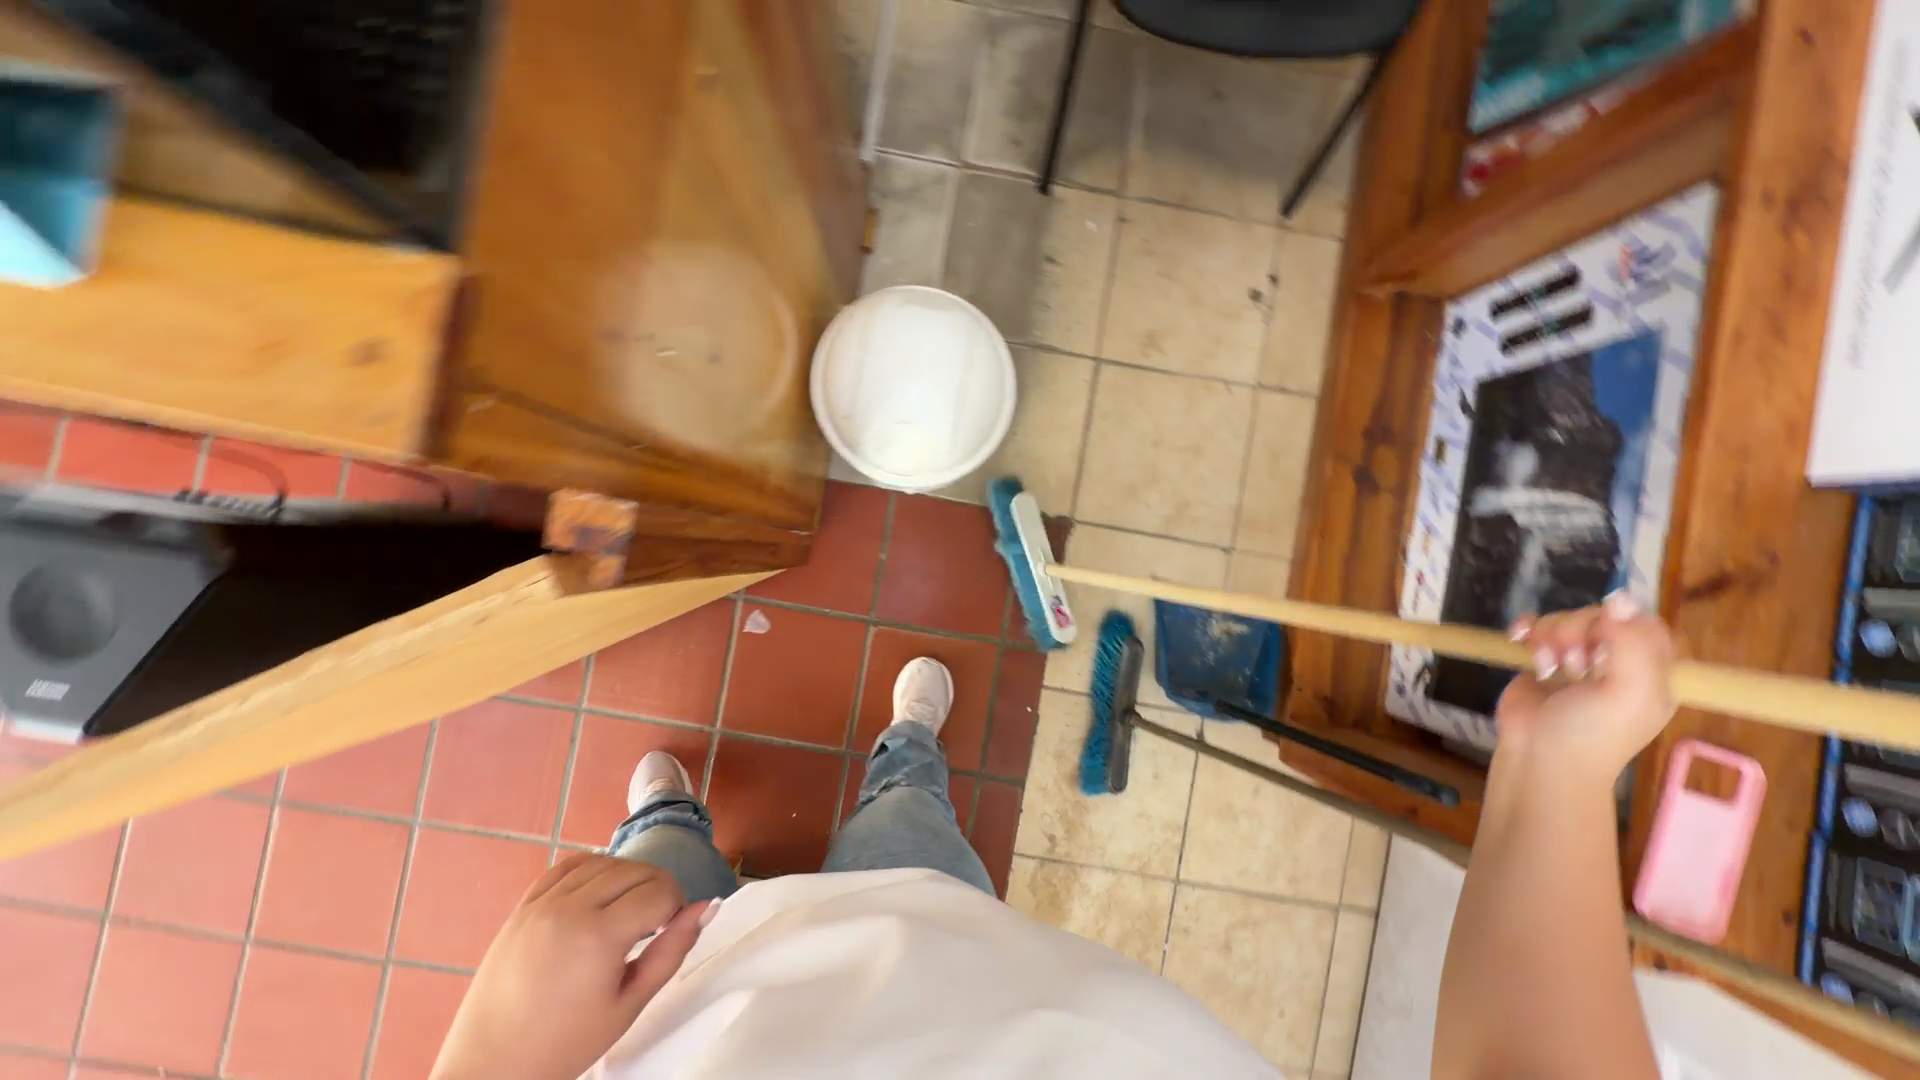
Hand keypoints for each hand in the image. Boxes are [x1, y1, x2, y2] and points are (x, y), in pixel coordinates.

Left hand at [432, 853, 706, 1079]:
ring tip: (627, 912)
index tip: (671, 932)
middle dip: (658, 890)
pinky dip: (592, 869)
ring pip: (605, 861)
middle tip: (655, 926)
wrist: (490, 1066)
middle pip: (637, 870)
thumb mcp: (629, 1004)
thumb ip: (672, 951)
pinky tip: (598, 894)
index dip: (677, 906)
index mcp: (598, 935)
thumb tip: (707, 907)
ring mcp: (542, 903)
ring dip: (627, 878)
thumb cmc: (565, 1044)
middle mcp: (570, 907)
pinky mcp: (523, 906)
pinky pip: (567, 865)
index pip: (660, 891)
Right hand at [1496, 593, 1676, 782]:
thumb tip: (1618, 596)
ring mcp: (1576, 658)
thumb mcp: (1630, 692)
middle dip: (1577, 633)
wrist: (1539, 757)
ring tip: (1548, 668)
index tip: (1603, 644)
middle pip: (1598, 616)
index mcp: (1651, 669)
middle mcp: (1616, 660)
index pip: (1643, 621)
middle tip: (1574, 666)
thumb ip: (1631, 644)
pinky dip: (1524, 628)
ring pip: (1563, 619)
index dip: (1619, 624)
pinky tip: (1517, 638)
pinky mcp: (1541, 659)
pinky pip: (1534, 627)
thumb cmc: (1594, 732)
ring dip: (1548, 636)